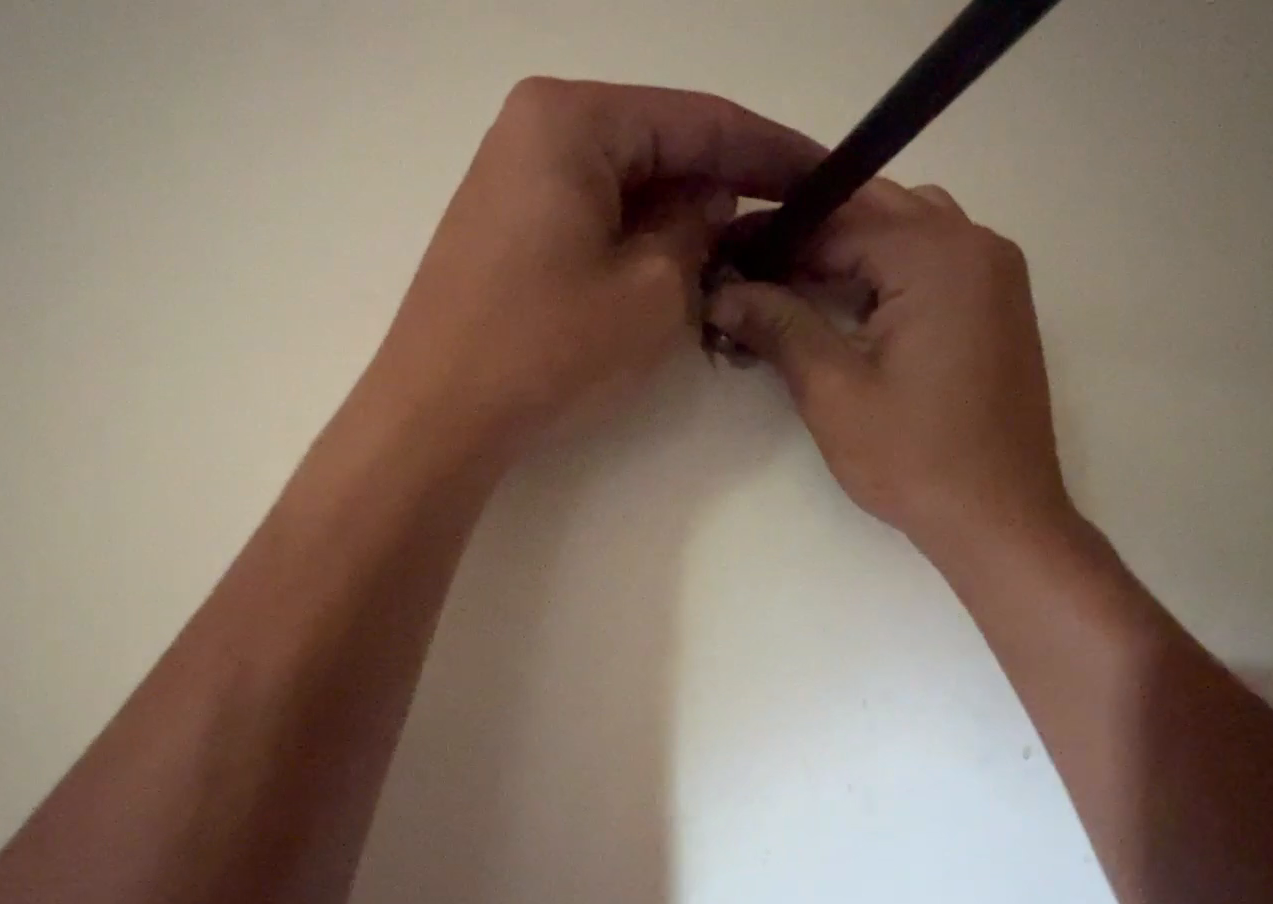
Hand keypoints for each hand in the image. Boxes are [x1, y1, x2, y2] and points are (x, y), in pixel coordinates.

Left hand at [362, 78, 823, 460]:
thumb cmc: (547, 347)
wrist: (439, 416)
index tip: (833, 177)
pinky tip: (677, 275)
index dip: (773, 151)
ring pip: (628, 187)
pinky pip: (594, 217)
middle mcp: (536, 128)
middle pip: (661, 147)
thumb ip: (698, 230)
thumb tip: (708, 205)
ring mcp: (514, 178)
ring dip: (684, 222)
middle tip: (793, 230)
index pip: (699, 119)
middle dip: (726, 188)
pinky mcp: (507, 227)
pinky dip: (640, 242)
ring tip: (743, 262)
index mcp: (571, 118)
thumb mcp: (654, 288)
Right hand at [706, 180, 1074, 559]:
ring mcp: (994, 272)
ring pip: (905, 226)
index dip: (770, 236)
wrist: (998, 516)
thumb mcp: (833, 391)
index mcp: (936, 256)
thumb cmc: (914, 458)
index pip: (836, 219)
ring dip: (848, 243)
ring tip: (793, 282)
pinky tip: (847, 303)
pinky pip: (932, 256)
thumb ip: (778, 326)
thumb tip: (721, 294)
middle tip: (748, 265)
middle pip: (874, 207)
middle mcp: (974, 244)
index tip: (720, 257)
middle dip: (807, 231)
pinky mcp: (997, 302)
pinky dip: (885, 265)